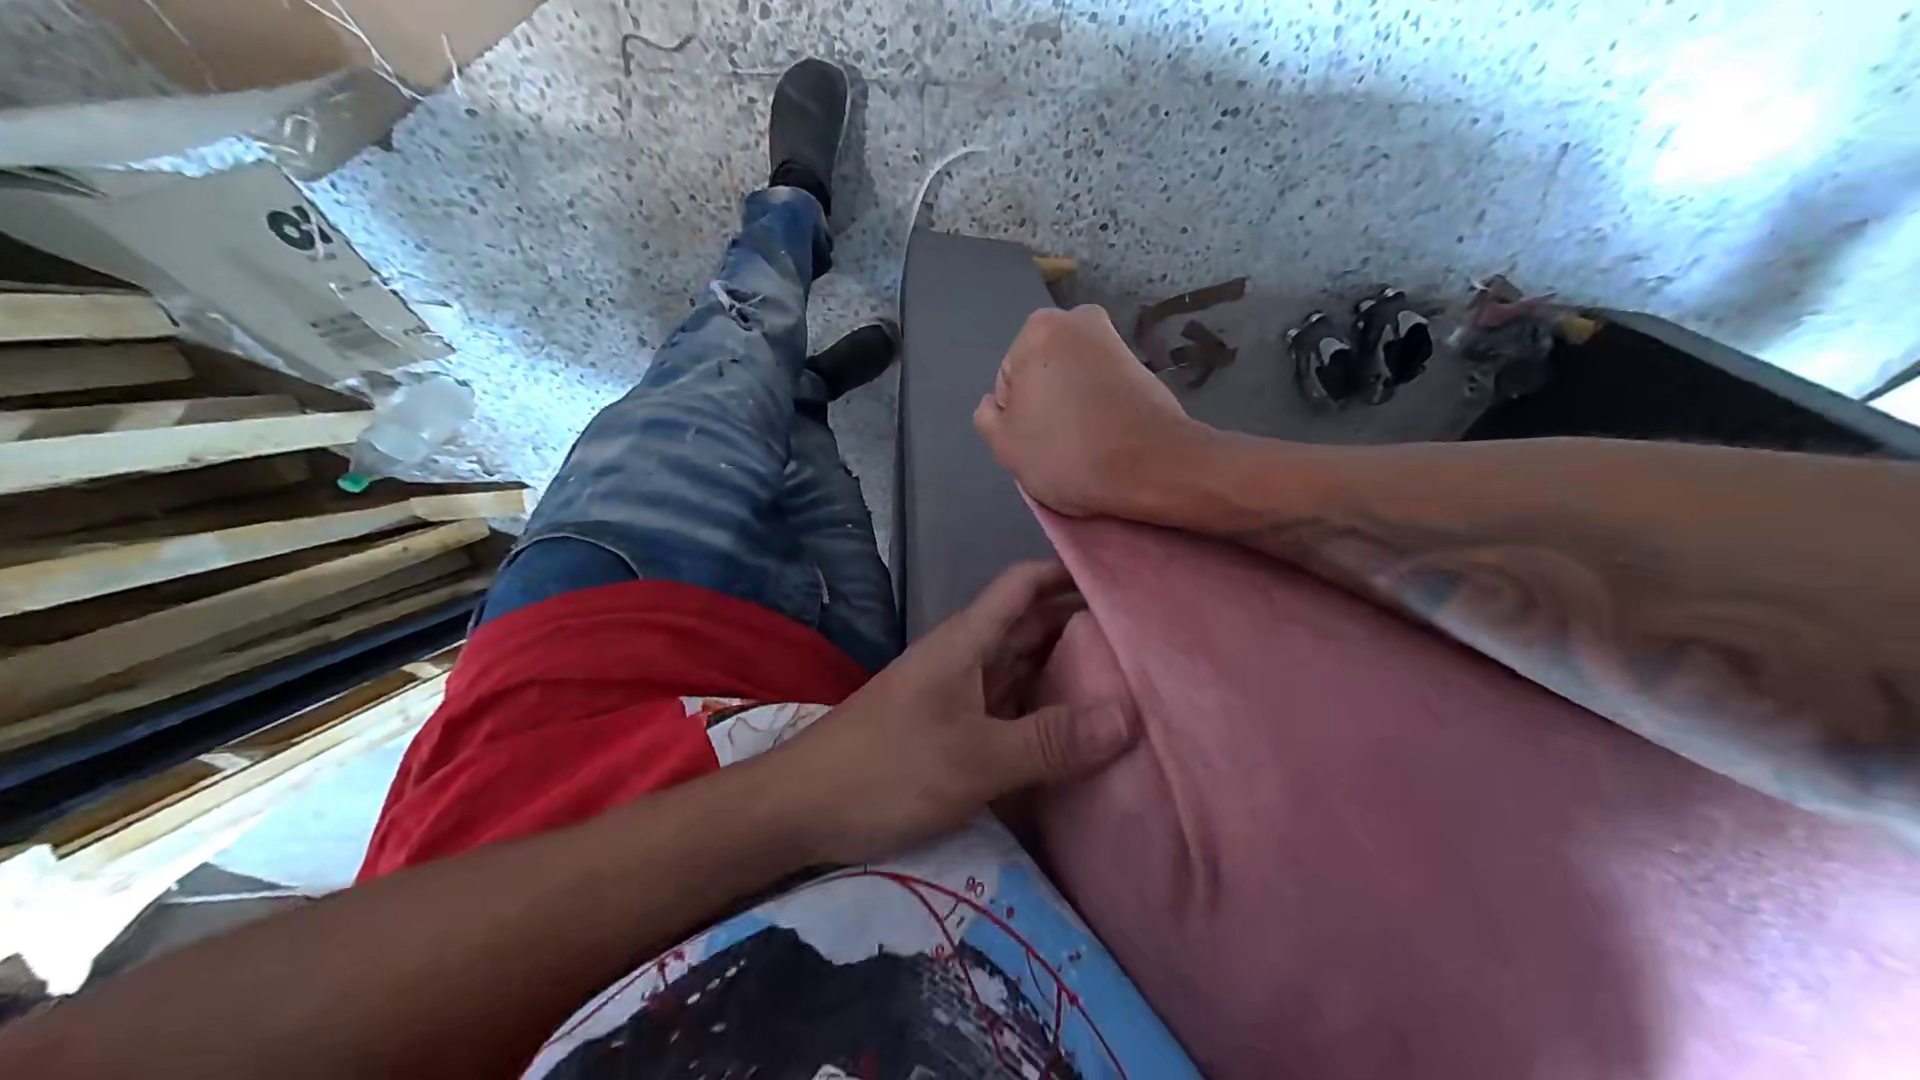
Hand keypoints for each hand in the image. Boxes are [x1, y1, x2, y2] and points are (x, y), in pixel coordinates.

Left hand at [769, 561, 1137, 864]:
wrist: (804, 807)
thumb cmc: (887, 768)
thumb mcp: (974, 758)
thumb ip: (1050, 740)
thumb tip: (1130, 716)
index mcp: (967, 641)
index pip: (1024, 584)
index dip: (1069, 572)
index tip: (1123, 578)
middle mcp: (967, 657)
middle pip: (1032, 625)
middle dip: (1083, 626)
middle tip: (1148, 640)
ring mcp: (960, 694)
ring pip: (1024, 667)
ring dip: (1068, 671)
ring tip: (1131, 681)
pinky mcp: (955, 729)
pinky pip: (1012, 707)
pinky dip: (1045, 711)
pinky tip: (1079, 730)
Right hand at [974, 305, 1206, 517]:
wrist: (1152, 467)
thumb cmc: (1068, 453)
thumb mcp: (1004, 445)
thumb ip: (987, 417)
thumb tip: (995, 405)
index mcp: (1039, 329)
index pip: (1009, 382)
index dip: (1017, 417)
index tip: (1036, 440)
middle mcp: (1080, 320)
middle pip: (1042, 375)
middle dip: (1046, 406)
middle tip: (1058, 445)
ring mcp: (1116, 342)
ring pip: (1073, 384)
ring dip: (1073, 410)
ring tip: (1085, 445)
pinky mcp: (1143, 367)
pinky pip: (1103, 392)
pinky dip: (1100, 411)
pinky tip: (1106, 440)